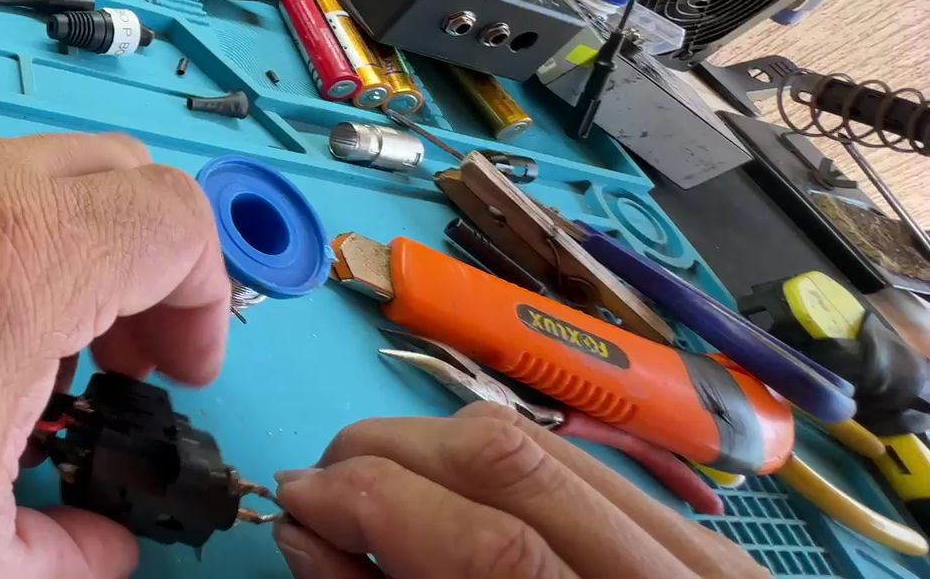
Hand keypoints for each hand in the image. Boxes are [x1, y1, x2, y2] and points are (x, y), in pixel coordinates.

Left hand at [0, 131, 228, 576]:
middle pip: (118, 174)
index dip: (206, 296)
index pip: (176, 217)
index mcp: (14, 259)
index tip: (177, 367)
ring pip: (43, 174)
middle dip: (149, 261)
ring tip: (36, 358)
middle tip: (124, 355)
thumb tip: (93, 544)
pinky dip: (2, 241)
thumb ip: (64, 559)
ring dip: (74, 249)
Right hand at [272, 402, 769, 577]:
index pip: (489, 544)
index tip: (293, 499)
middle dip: (378, 450)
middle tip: (322, 488)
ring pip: (526, 439)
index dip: (369, 502)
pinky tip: (443, 499)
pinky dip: (470, 462)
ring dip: (416, 447)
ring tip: (373, 491)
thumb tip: (300, 527)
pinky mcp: (696, 541)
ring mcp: (708, 561)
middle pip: (501, 459)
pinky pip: (556, 455)